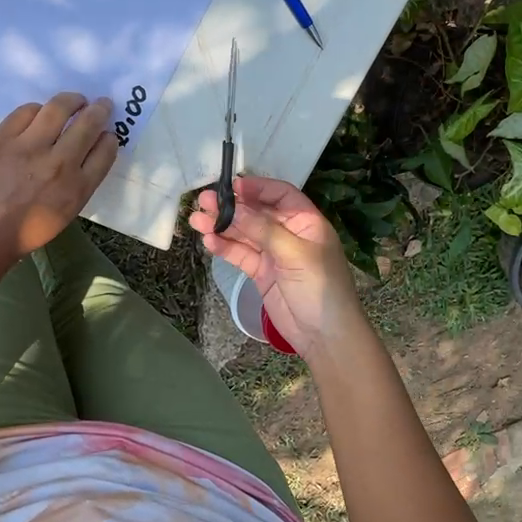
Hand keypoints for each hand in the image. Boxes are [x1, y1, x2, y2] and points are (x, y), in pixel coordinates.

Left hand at [0, 93, 119, 267]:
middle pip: (89, 124)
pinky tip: (40, 113)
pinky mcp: (3, 137)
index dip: (109, 138)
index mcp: (78, 188)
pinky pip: (27, 111)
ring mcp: (30, 147)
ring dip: (73, 99)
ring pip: (60, 108)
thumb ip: (78, 185)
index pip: (105, 151)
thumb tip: (83, 157)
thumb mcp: (64, 214)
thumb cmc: (24, 233)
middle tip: (102, 105)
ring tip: (75, 100)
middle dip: (100, 111)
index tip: (107, 134)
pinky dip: (38, 109)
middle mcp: (60, 162)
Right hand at [189, 176, 362, 355]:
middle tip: (203, 201)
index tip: (230, 186)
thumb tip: (234, 207)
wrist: (325, 335)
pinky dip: (225, 247)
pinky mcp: (262, 273)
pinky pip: (241, 255)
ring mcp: (274, 254)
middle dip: (231, 207)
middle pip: (257, 212)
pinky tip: (208, 241)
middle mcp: (289, 233)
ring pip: (244, 233)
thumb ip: (263, 230)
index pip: (280, 194)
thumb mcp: (294, 254)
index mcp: (306, 222)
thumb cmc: (320, 287)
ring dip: (221, 226)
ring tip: (196, 220)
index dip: (256, 188)